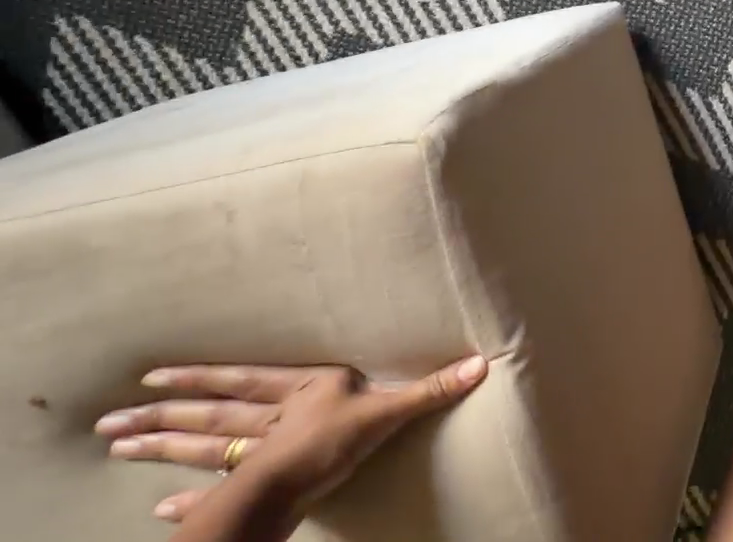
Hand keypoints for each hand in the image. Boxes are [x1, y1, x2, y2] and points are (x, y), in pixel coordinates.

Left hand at [97, 356, 487, 522]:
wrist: (293, 492)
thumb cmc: (333, 443)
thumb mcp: (387, 411)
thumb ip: (430, 390)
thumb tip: (482, 363)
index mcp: (304, 392)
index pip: (249, 380)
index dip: (207, 377)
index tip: (156, 375)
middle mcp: (273, 418)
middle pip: (213, 415)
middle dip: (165, 415)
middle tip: (112, 419)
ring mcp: (255, 456)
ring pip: (203, 448)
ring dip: (160, 449)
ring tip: (118, 447)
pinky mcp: (252, 489)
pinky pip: (216, 491)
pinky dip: (188, 499)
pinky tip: (160, 507)